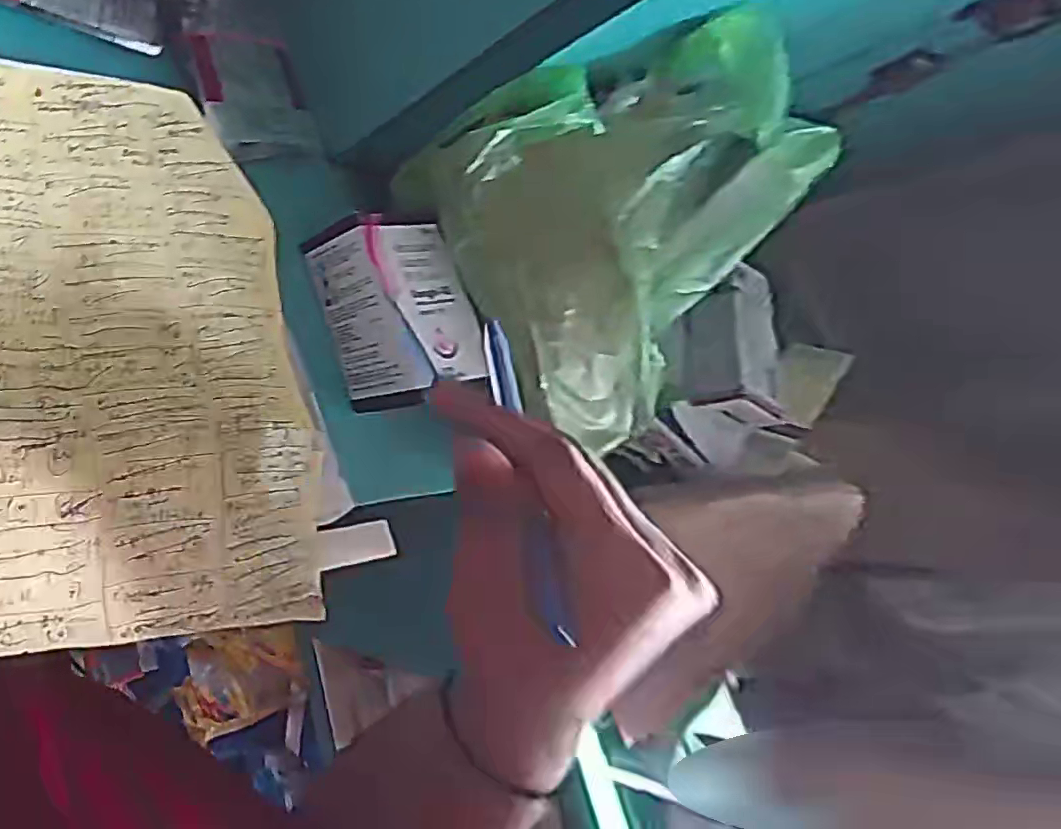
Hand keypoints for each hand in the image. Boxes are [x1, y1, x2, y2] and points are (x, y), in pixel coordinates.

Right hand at [431, 382, 715, 791]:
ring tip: (470, 431)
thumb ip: (488, 514)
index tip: (446, 399)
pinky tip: (507, 472)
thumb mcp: (483, 588)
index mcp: (634, 572)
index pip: (562, 468)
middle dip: (511, 432)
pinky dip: (543, 480)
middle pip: (580, 469)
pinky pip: (591, 501)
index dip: (499, 423)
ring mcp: (670, 567)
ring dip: (525, 453)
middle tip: (451, 407)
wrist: (531, 718)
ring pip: (587, 480)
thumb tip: (477, 445)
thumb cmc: (502, 663)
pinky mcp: (654, 569)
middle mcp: (671, 563)